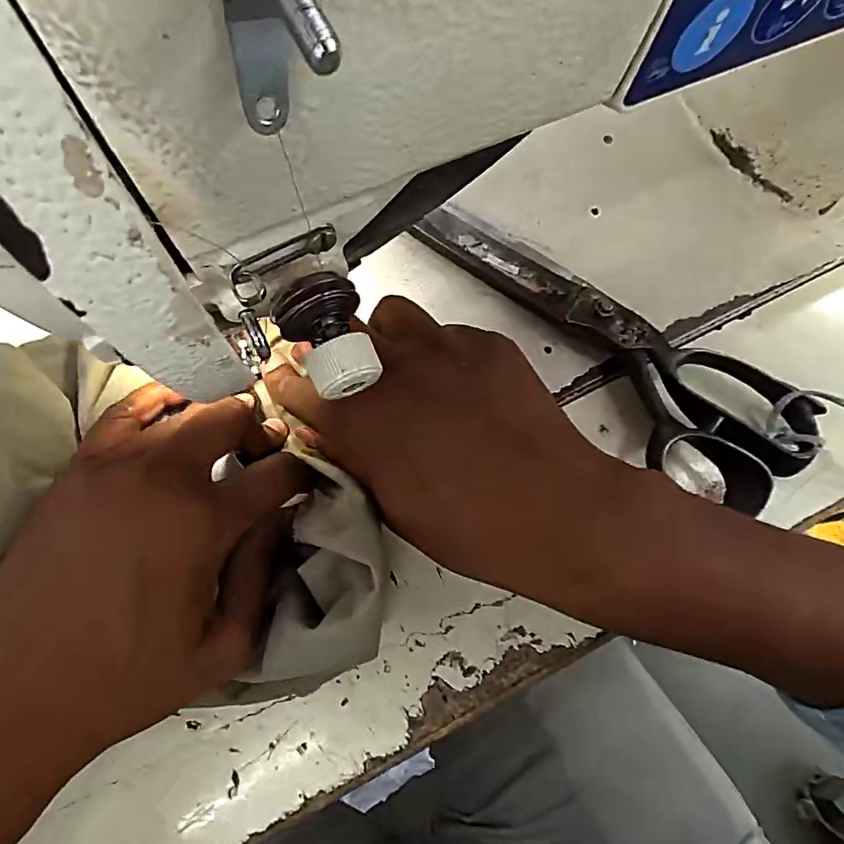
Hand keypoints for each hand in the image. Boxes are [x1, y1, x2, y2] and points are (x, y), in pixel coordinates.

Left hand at [0, 386, 309, 769]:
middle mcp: (161, 477)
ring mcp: (111, 465)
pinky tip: (170, 421)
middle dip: (260, 430)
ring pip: (179, 405)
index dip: (302, 473)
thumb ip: (262, 578)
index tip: (306, 483)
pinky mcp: (76, 469)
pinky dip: (157, 405)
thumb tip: (280, 523)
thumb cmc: (128, 679)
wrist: (15, 691)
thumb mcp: (224, 648)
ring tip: (222, 439)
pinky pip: (124, 412)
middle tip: (264, 456)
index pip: (277, 471)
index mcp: (204, 522)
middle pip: (230, 416)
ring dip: (213, 414)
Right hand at [265, 296, 656, 605]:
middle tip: (341, 376)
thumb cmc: (471, 527)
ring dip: (383, 338)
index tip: (288, 385)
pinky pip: (446, 330)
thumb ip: (354, 461)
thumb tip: (330, 435)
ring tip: (399, 367)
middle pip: (336, 336)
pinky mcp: (486, 344)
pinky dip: (439, 349)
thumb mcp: (394, 507)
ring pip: (390, 315)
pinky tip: (456, 382)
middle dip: (328, 355)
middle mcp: (394, 373)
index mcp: (361, 420)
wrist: (556, 509)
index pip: (299, 382)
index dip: (288, 384)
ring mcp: (443, 350)